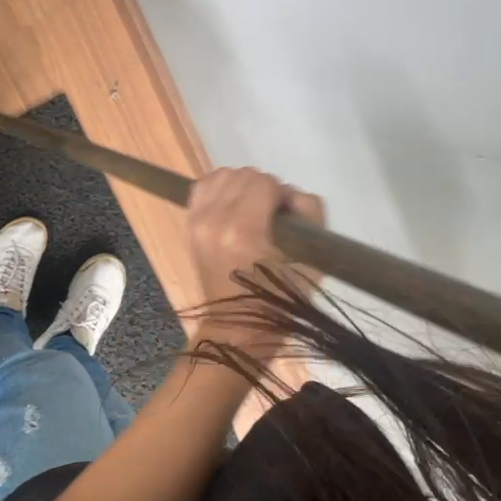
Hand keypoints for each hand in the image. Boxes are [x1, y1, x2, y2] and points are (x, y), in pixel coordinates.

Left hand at [186, 166, 324, 312]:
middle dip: (263, 188)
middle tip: (272, 214)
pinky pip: (201, 187)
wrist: (237, 324)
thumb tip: (290, 194)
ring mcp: (196, 222)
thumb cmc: (279, 297)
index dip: (282, 194)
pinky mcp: (188, 226)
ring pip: (221, 176)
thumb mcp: (312, 259)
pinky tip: (232, 206)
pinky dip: (219, 190)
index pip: (264, 183)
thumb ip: (310, 212)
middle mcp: (214, 221)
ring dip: (240, 186)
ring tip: (252, 209)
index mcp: (243, 230)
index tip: (288, 216)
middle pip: (243, 175)